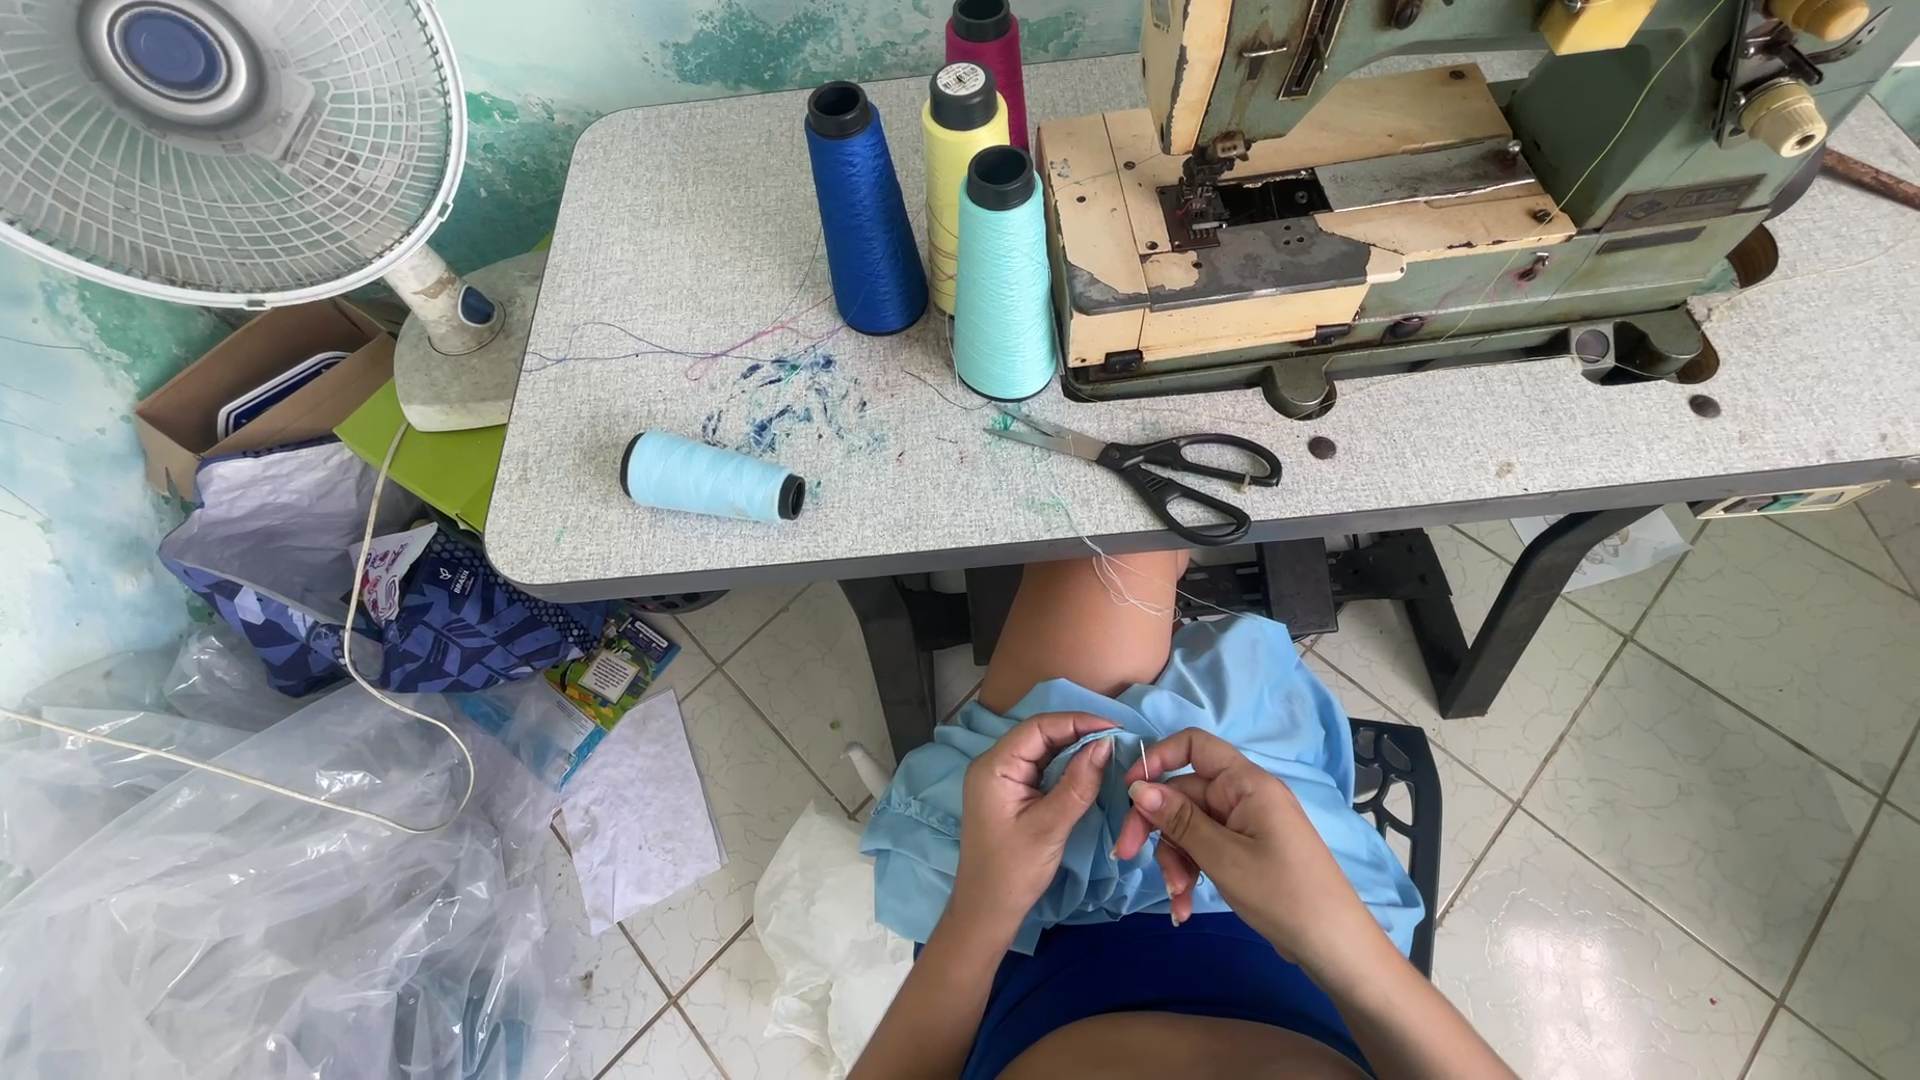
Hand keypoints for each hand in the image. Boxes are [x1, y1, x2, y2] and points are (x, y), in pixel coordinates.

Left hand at [947, 712, 1116, 937]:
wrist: (986, 913)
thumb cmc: (1013, 872)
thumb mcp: (1050, 827)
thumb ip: (1078, 784)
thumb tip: (1106, 745)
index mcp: (994, 765)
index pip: (1039, 727)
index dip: (1077, 722)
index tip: (1115, 727)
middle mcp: (994, 764)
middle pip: (1040, 735)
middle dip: (1079, 732)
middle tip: (1119, 738)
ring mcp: (1002, 778)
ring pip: (1043, 750)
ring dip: (1075, 748)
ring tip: (1110, 749)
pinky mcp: (1011, 793)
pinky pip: (1041, 768)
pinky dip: (1066, 766)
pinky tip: (1089, 768)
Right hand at [1113, 728, 1383, 976]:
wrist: (1336, 950)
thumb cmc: (1284, 895)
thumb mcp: (1223, 858)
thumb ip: (1178, 819)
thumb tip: (1138, 786)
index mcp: (1245, 783)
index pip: (1194, 745)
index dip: (1158, 759)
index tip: (1130, 790)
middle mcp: (1243, 796)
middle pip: (1182, 793)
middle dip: (1156, 827)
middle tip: (1126, 854)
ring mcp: (1244, 824)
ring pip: (1188, 825)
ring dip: (1174, 858)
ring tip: (1177, 896)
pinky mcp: (1244, 851)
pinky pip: (1203, 848)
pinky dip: (1190, 871)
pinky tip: (1184, 904)